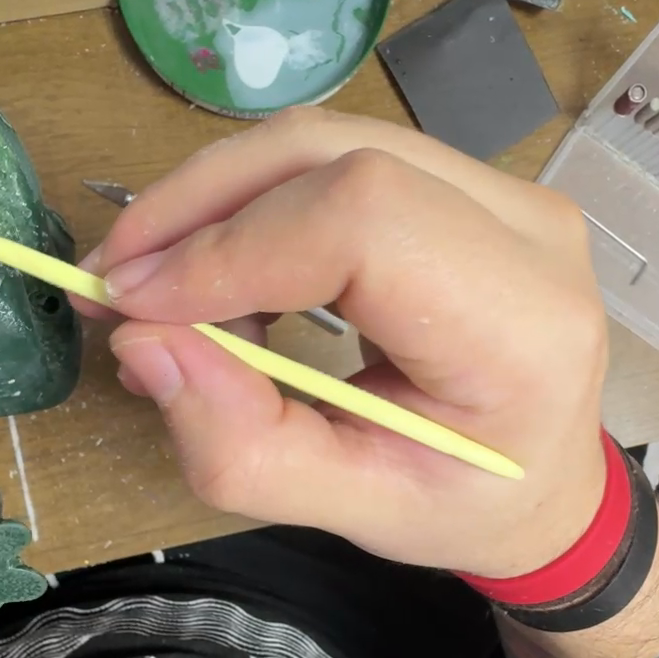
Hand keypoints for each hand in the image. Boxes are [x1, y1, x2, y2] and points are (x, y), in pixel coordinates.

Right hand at [78, 108, 610, 578]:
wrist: (541, 482)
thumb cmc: (463, 509)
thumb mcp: (355, 512)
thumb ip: (248, 449)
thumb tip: (144, 345)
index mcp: (523, 329)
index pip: (365, 224)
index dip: (231, 251)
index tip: (134, 305)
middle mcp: (528, 232)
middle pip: (335, 156)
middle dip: (201, 207)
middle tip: (116, 278)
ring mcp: (502, 193)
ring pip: (325, 145)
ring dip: (216, 204)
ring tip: (159, 287)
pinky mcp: (464, 187)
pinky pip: (334, 165)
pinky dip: (253, 209)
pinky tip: (220, 274)